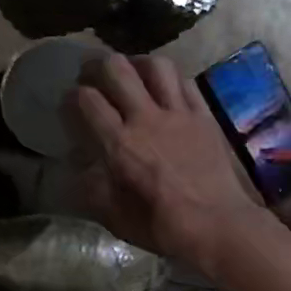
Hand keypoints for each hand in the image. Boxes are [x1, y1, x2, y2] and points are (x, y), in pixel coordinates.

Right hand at [66, 52, 272, 274]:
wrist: (218, 224)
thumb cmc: (165, 227)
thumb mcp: (118, 219)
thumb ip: (94, 191)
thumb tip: (79, 172)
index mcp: (119, 144)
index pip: (86, 100)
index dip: (72, 96)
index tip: (71, 104)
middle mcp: (146, 118)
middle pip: (116, 68)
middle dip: (97, 65)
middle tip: (93, 76)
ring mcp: (179, 113)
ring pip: (155, 65)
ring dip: (138, 63)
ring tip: (132, 74)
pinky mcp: (204, 116)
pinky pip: (185, 82)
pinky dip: (171, 79)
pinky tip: (166, 89)